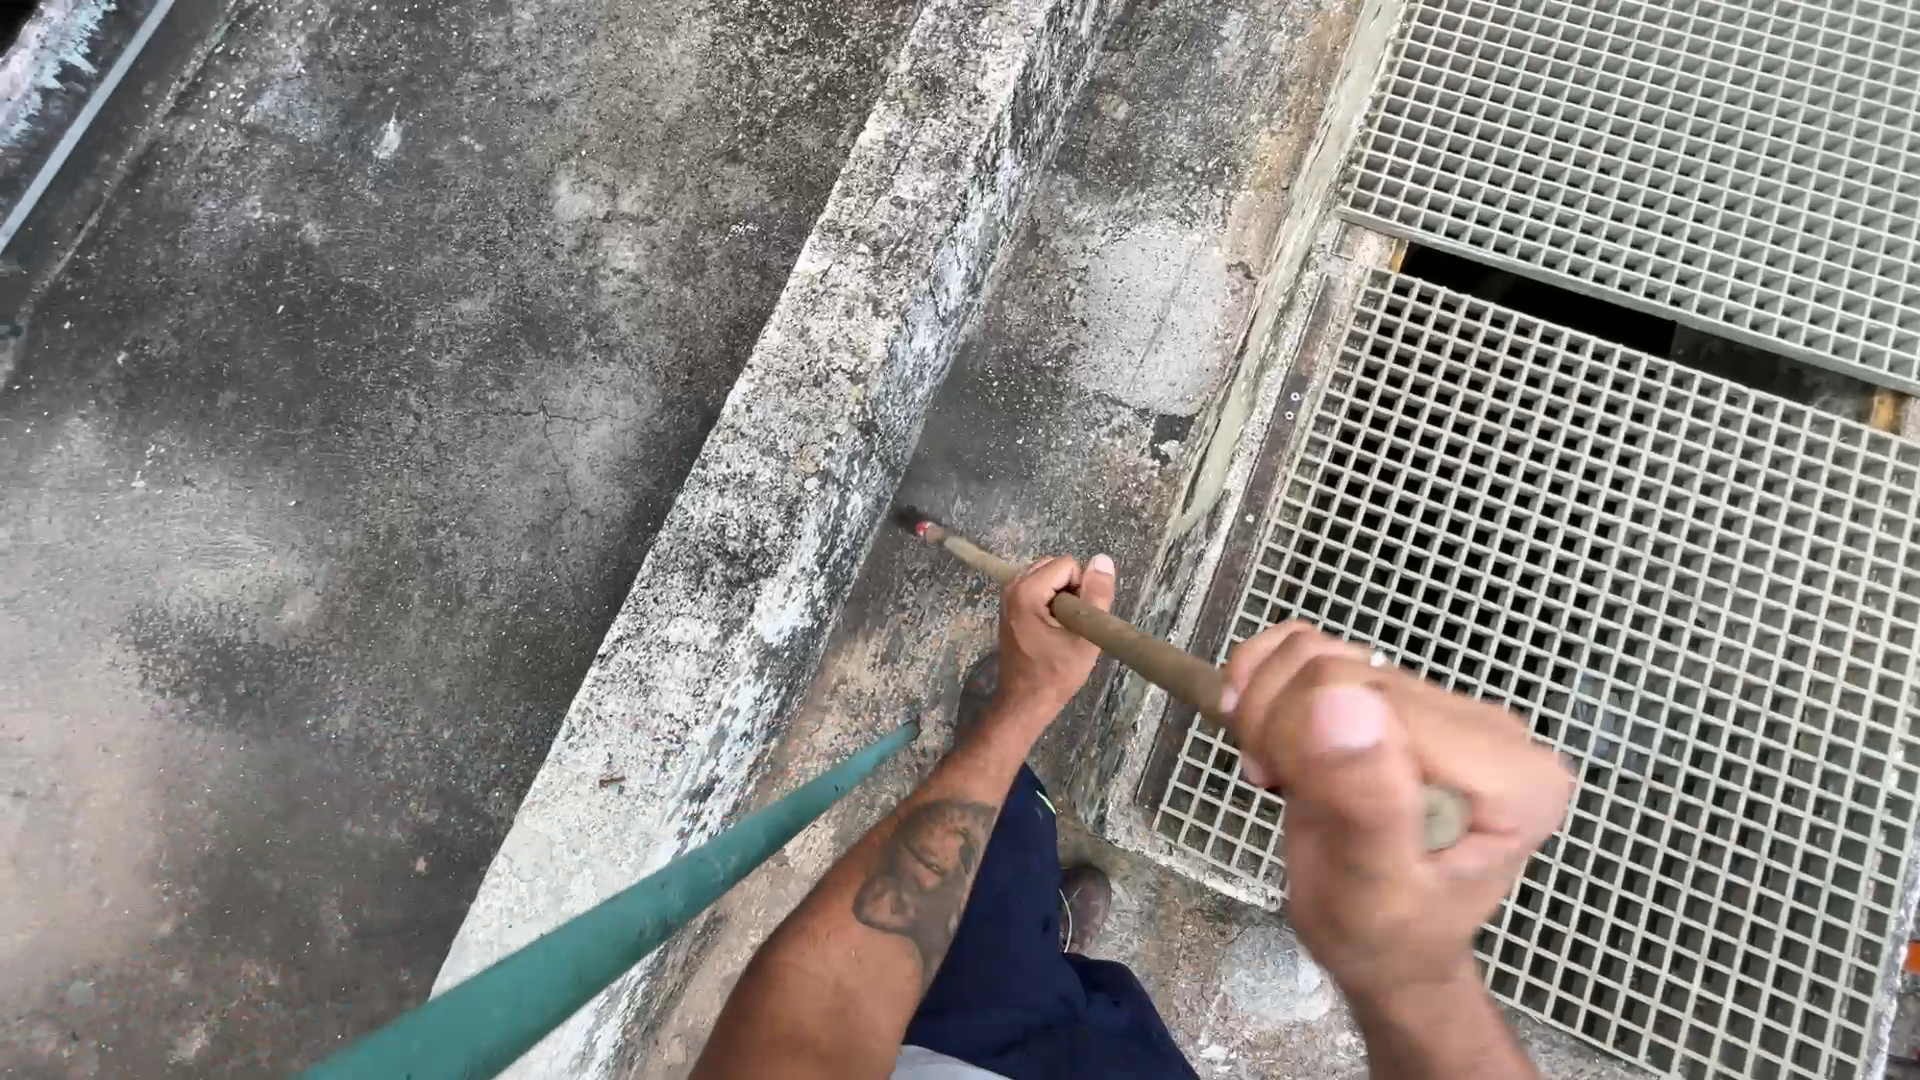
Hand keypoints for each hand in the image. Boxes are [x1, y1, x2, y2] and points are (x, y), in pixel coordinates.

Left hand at [994, 554, 1116, 725]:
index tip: (1080, 618)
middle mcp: (1012, 587)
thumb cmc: (1055, 674)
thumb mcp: (1085, 637)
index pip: (1067, 564)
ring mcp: (1008, 597)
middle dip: (1071, 588)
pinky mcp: (1010, 608)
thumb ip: (1096, 596)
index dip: (1082, 587)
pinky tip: (1053, 629)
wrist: (1025, 701)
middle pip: (1055, 566)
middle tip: (1073, 622)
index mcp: (1026, 591)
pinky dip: (1051, 601)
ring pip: (1047, 577)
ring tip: (1064, 627)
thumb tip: (1102, 560)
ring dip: (1062, 595)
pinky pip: (1038, 589)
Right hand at [1223, 622, 1569, 1008]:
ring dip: (1267, 706)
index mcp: (1509, 775)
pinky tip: (1269, 729)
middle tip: (1279, 782)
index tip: (1279, 787)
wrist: (1382, 944)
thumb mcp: (1371, 892)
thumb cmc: (1381, 935)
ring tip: (1281, 769)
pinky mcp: (1395, 692)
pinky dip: (1265, 678)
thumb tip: (1341, 703)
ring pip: (1313, 651)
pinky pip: (1308, 644)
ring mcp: (1441, 703)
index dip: (1298, 733)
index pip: (1366, 695)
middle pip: (1337, 667)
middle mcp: (1488, 727)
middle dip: (1279, 723)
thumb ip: (1366, 804)